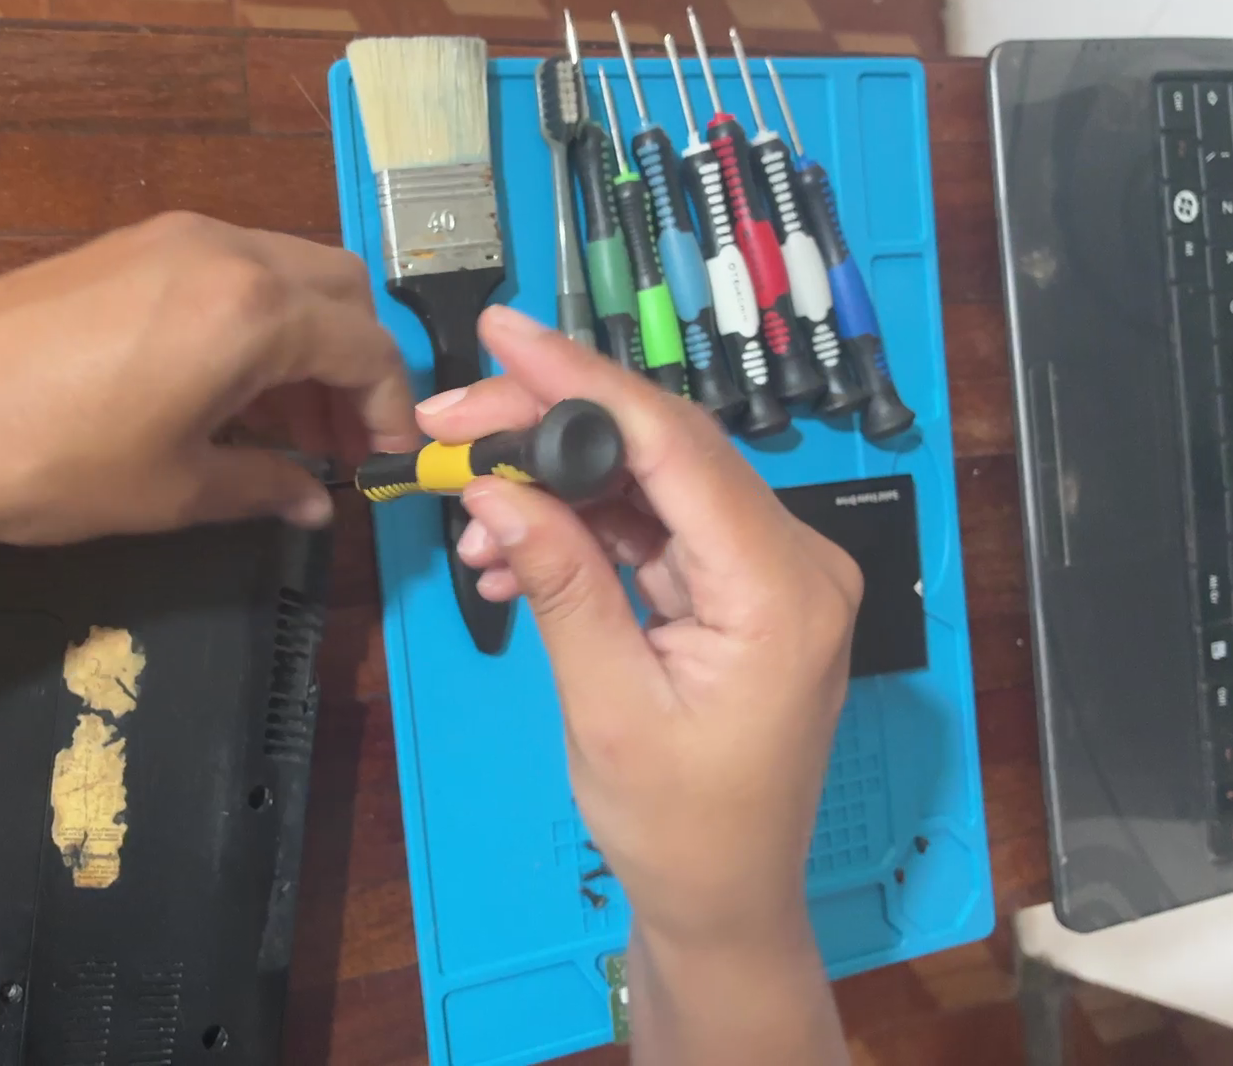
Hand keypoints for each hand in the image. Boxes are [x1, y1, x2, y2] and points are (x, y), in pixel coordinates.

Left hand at [0, 212, 418, 548]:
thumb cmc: (54, 466)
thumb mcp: (178, 491)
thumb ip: (267, 487)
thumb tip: (317, 505)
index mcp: (253, 311)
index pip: (367, 346)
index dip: (393, 407)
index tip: (388, 459)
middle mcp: (226, 251)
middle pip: (339, 290)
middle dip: (359, 365)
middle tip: (344, 439)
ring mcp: (172, 237)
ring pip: (286, 276)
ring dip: (309, 346)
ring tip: (294, 427)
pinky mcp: (129, 245)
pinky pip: (230, 276)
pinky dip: (258, 328)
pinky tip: (233, 389)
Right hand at [417, 306, 861, 947]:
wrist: (719, 895)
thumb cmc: (675, 823)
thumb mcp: (605, 704)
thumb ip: (558, 583)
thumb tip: (494, 489)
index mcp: (778, 587)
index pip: (672, 445)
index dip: (581, 380)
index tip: (502, 336)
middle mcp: (782, 557)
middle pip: (653, 449)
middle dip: (545, 425)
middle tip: (450, 421)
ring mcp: (752, 568)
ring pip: (637, 484)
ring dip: (546, 486)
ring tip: (466, 507)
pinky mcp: (719, 585)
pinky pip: (636, 530)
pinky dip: (568, 531)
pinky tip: (505, 555)